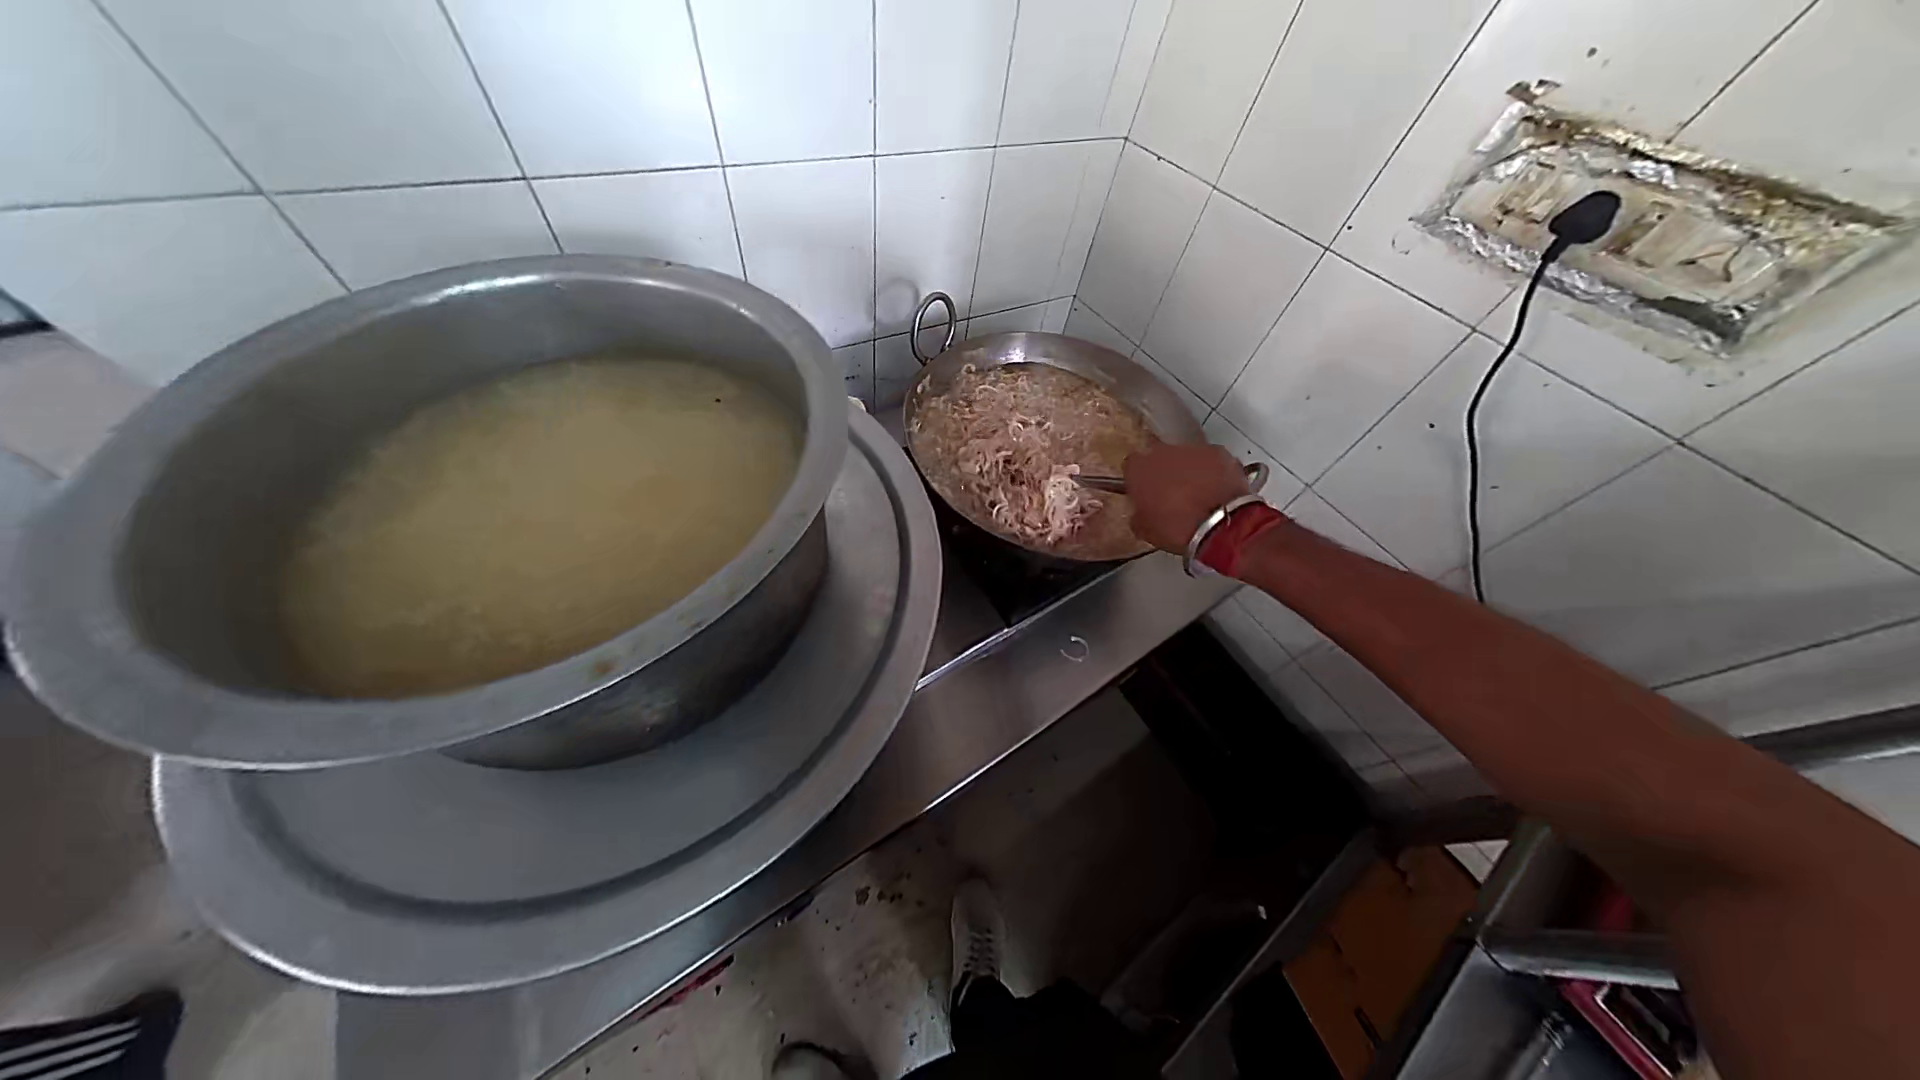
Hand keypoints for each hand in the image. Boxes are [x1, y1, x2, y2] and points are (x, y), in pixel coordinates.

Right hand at [1123, 440, 1251, 553]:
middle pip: (1159, 457)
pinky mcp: (1220, 452)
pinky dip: (1213, 471)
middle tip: (1172, 494)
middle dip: (1164, 472)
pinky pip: (1212, 459)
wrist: (1220, 524)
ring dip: (1189, 471)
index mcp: (1139, 469)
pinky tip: (1217, 489)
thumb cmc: (1176, 528)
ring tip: (1199, 493)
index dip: (1138, 479)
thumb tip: (1141, 511)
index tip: (1144, 492)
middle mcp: (1162, 452)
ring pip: (1186, 457)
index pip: (1131, 466)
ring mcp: (1193, 449)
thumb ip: (1138, 513)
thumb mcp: (1144, 530)